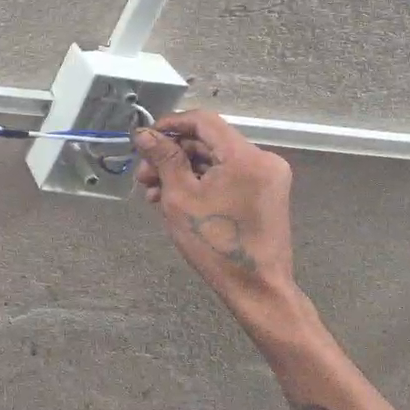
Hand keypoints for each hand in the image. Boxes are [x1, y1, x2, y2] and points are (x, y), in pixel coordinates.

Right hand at [133, 110, 297, 317]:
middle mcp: (263, 161)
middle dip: (171, 154)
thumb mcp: (180, 196)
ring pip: (212, 159)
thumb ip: (163, 158)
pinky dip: (198, 182)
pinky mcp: (264, 194)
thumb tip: (144, 134)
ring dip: (180, 170)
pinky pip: (225, 175)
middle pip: (207, 141)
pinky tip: (172, 198)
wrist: (256, 288)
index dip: (170, 124)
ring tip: (152, 192)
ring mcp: (266, 178)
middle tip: (143, 173)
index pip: (203, 121)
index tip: (145, 139)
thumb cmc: (215, 242)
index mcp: (246, 158)